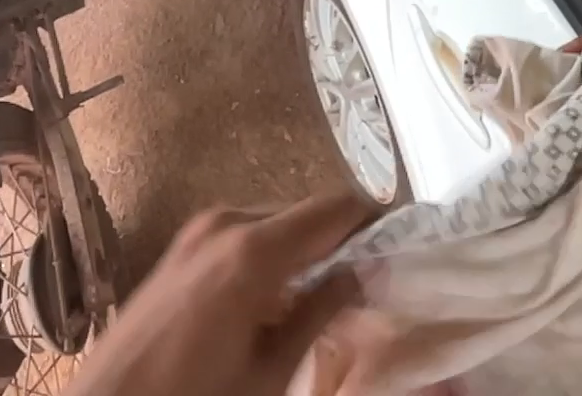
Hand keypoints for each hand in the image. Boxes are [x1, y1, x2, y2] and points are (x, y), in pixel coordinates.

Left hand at [66, 190, 373, 395]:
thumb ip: (321, 312)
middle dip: (339, 240)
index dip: (372, 218)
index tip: (398, 240)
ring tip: (323, 293)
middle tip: (365, 279)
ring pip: (277, 222)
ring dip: (305, 248)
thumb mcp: (269, 372)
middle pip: (306, 213)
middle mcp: (228, 221)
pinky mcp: (183, 244)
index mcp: (253, 249)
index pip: (334, 208)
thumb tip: (361, 273)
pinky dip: (272, 253)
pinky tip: (276, 296)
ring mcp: (200, 229)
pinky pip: (246, 234)